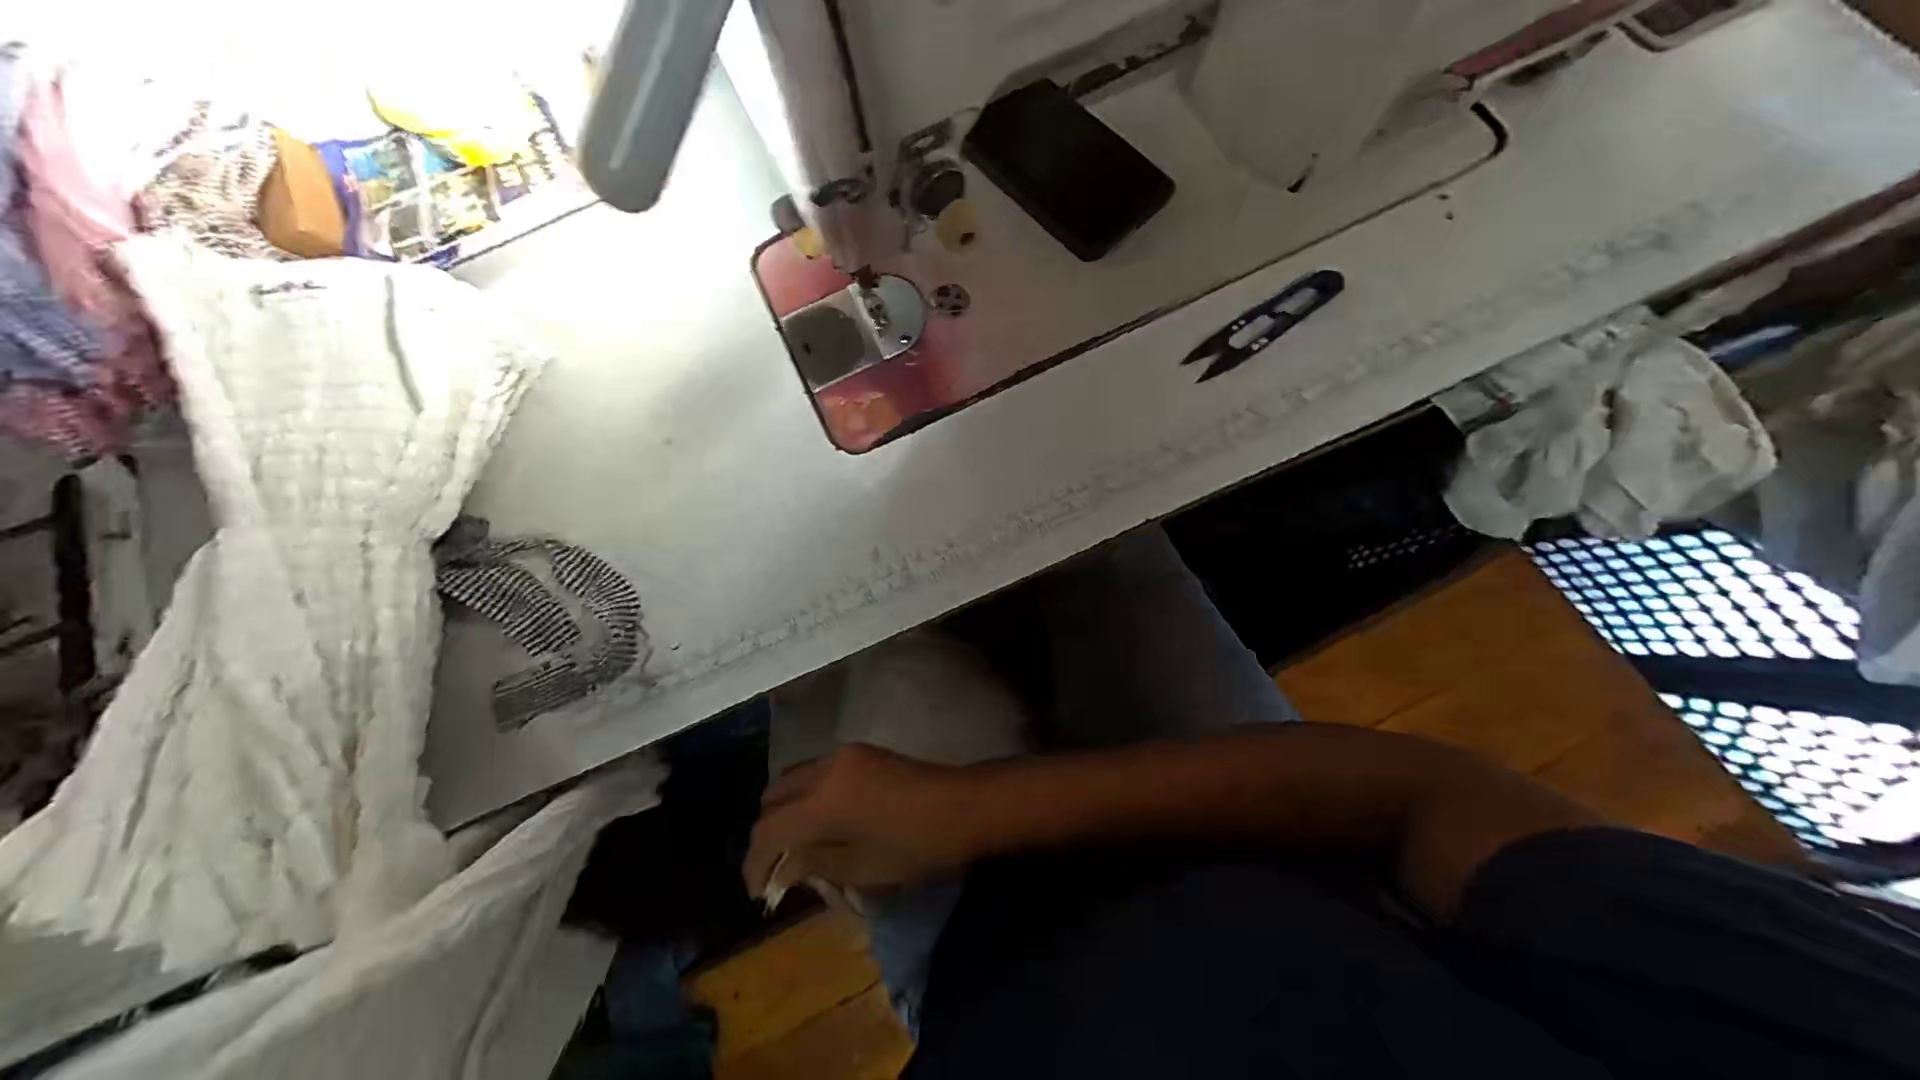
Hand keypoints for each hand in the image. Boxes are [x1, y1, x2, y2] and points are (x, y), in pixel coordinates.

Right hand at [743, 744, 990, 896]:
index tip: (757, 892)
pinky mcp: (861, 751)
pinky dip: (806, 796)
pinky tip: (820, 822)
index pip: (768, 830)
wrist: (964, 805)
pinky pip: (816, 771)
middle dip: (766, 833)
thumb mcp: (862, 868)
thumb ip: (814, 864)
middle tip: (775, 869)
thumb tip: (783, 868)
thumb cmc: (916, 845)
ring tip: (795, 847)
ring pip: (793, 779)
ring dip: (785, 810)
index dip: (755, 863)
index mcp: (822, 800)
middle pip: (773, 797)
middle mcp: (825, 768)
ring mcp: (843, 754)